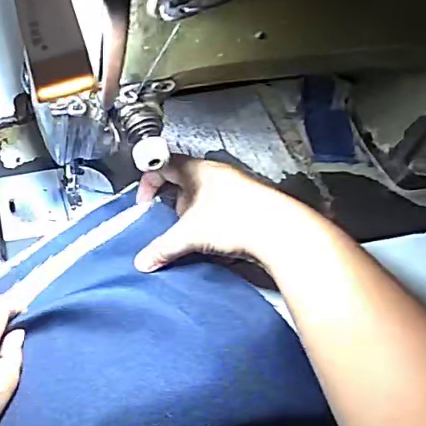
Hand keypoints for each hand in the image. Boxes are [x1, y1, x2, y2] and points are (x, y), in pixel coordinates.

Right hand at [134, 155, 327, 272]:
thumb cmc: (239, 220)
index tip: (144, 203)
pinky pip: (221, 213)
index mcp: (198, 170)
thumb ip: (162, 248)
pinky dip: (211, 226)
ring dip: (193, 219)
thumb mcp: (189, 235)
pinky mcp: (248, 206)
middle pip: (182, 185)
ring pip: (202, 200)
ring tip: (191, 238)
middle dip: (172, 207)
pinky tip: (213, 244)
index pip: (163, 166)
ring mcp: (235, 189)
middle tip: (168, 225)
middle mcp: (217, 174)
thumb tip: (145, 260)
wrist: (280, 233)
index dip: (148, 183)